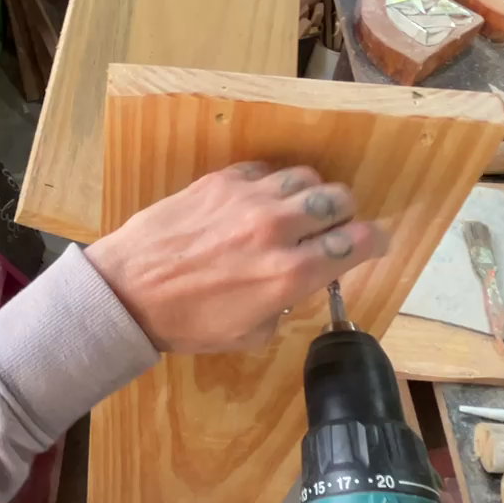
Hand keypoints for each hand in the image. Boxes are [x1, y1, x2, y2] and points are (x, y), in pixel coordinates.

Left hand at [83, 162, 385, 353]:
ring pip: (304, 177)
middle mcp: (277, 229)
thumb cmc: (186, 322)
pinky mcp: (219, 179)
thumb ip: (285, 303)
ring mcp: (248, 198)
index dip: (375, 241)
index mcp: (289, 274)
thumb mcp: (248, 334)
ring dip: (310, 193)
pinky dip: (271, 182)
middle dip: (344, 214)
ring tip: (298, 207)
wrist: (128, 289)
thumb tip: (297, 282)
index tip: (375, 241)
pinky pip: (264, 168)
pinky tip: (260, 198)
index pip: (356, 243)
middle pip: (338, 201)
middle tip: (333, 224)